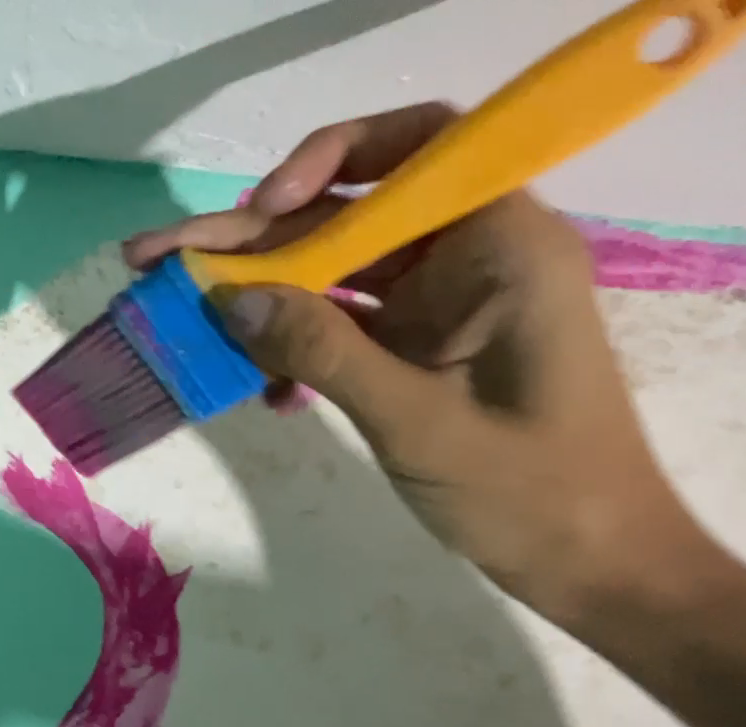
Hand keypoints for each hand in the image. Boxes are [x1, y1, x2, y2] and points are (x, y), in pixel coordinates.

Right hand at [122, 103, 717, 622]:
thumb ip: (322, 350)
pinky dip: (293, 346)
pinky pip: (340, 324)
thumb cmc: (527, 489)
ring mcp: (439, 304)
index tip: (263, 205)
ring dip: (258, 294)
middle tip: (158, 257)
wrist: (587, 559)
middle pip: (347, 215)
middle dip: (252, 238)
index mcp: (498, 246)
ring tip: (180, 311)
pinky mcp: (418, 347)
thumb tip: (229, 298)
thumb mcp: (414, 419)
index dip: (331, 159)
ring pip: (332, 271)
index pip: (416, 147)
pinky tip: (259, 387)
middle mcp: (467, 257)